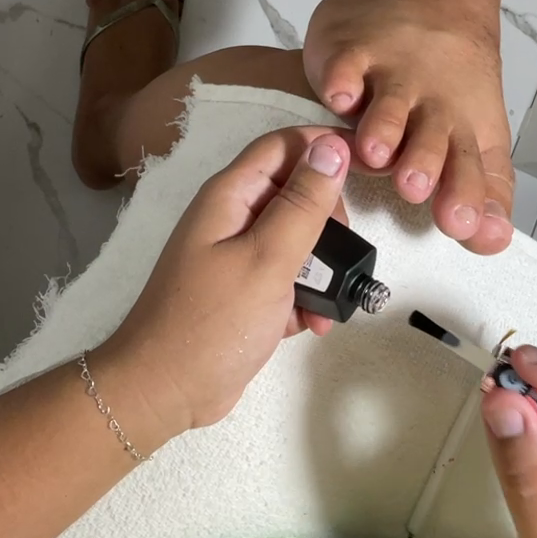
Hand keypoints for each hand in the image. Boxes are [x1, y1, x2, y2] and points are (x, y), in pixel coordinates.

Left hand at [93, 127, 353, 439]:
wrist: (166, 391)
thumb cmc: (213, 321)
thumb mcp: (267, 259)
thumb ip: (302, 205)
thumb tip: (331, 148)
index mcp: (230, 196)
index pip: (283, 146)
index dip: (325, 146)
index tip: (370, 162)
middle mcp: (233, 218)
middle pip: (295, 194)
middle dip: (328, 221)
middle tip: (343, 254)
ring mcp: (238, 257)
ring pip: (297, 242)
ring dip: (321, 270)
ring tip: (329, 304)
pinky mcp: (246, 293)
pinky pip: (287, 280)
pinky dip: (304, 299)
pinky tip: (310, 325)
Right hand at [304, 0, 514, 254]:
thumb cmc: (450, 67)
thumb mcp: (476, 127)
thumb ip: (478, 188)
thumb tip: (491, 240)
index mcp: (462, 127)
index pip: (469, 167)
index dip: (465, 197)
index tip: (461, 224)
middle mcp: (431, 103)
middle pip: (430, 139)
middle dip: (424, 163)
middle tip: (414, 186)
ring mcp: (392, 73)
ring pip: (389, 105)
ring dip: (383, 128)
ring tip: (375, 152)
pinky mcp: (354, 49)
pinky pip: (346, 64)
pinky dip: (341, 79)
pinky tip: (339, 96)